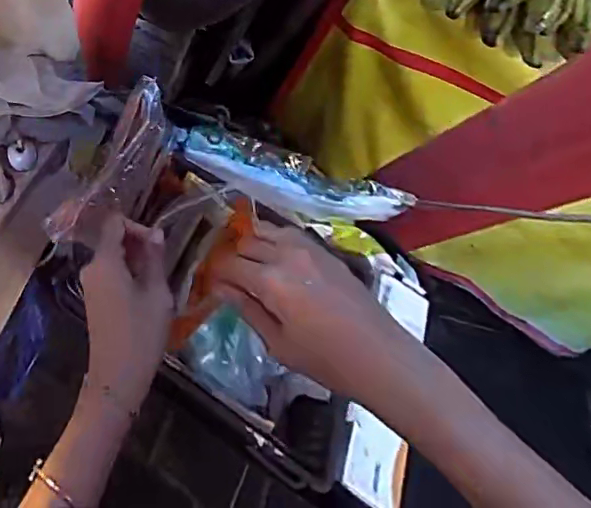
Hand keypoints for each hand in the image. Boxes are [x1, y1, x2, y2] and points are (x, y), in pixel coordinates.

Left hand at [79, 211, 173, 407]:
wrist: (116, 378)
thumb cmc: (140, 334)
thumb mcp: (156, 294)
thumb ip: (154, 259)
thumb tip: (156, 232)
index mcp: (104, 261)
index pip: (115, 223)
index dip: (137, 226)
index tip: (157, 244)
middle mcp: (91, 267)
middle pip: (112, 239)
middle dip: (137, 244)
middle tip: (162, 263)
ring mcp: (89, 284)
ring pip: (112, 257)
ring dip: (134, 260)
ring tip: (157, 279)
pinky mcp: (92, 299)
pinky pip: (108, 273)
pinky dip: (126, 274)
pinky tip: (144, 293)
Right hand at [212, 220, 442, 404]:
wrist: (382, 356)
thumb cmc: (328, 361)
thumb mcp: (279, 345)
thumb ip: (247, 310)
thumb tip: (220, 288)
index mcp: (271, 281)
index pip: (229, 264)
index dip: (214, 271)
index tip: (208, 282)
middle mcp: (285, 254)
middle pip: (244, 241)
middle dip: (230, 254)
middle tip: (225, 274)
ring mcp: (306, 246)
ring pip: (265, 229)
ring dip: (250, 241)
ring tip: (246, 261)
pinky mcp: (323, 248)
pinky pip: (287, 232)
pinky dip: (272, 239)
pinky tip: (272, 257)